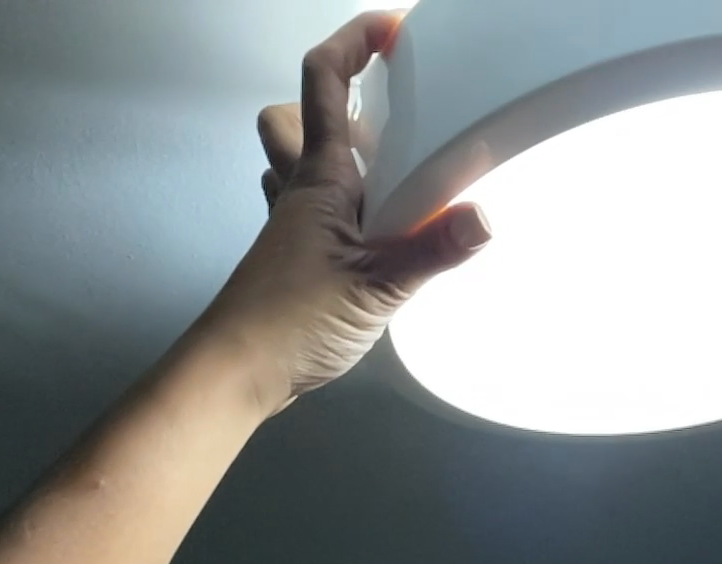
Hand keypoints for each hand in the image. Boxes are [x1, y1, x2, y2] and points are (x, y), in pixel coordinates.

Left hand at [204, 11, 491, 416]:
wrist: (238, 371)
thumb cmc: (294, 319)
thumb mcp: (375, 287)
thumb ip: (430, 253)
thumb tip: (483, 219)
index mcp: (320, 180)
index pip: (324, 82)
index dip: (354, 41)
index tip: (393, 31)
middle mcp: (297, 195)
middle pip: (291, 122)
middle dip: (329, 110)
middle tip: (380, 133)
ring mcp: (288, 232)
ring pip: (293, 171)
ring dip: (328, 164)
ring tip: (380, 188)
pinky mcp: (289, 266)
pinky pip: (305, 219)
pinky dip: (333, 217)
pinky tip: (364, 246)